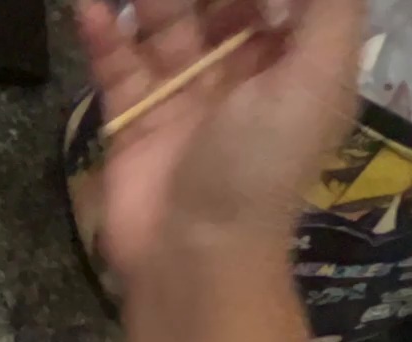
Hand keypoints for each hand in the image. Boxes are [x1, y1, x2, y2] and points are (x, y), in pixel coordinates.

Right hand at [77, 0, 363, 278]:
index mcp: (293, 56)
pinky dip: (103, 39)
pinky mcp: (130, 123)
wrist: (193, 248)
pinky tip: (89, 10)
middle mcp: (237, 71)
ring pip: (162, 31)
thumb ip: (321, 5)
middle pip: (216, 4)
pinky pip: (117, 70)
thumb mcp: (318, 72)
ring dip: (145, 2)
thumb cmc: (262, 162)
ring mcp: (179, 97)